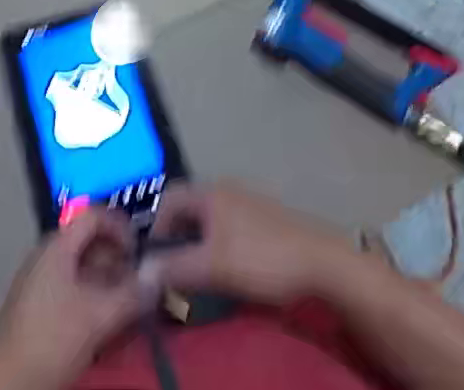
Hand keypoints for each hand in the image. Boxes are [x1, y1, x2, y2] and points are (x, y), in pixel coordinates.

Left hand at [0, 209, 147, 389]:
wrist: (8, 383)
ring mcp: (42, 280)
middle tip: (140, 283)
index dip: (120, 226)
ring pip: (84, 268)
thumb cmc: (53, 339)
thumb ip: (132, 292)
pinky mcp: (41, 305)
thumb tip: (160, 271)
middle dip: (118, 259)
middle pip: (90, 242)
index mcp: (57, 246)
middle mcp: (48, 256)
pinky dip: (95, 296)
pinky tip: (108, 321)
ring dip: (110, 281)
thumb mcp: (99, 316)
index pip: (93, 215)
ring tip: (129, 305)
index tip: (140, 252)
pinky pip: (74, 287)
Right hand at [143, 182, 358, 305]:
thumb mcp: (213, 267)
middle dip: (176, 237)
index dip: (155, 226)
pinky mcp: (264, 219)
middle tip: (174, 269)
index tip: (155, 259)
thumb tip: (140, 272)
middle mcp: (225, 189)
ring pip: (209, 219)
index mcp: (210, 193)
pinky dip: (219, 245)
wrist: (323, 262)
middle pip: (188, 208)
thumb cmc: (262, 259)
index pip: (168, 198)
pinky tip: (228, 269)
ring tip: (199, 273)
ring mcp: (247, 202)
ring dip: (198, 243)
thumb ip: (174, 268)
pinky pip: (228, 227)